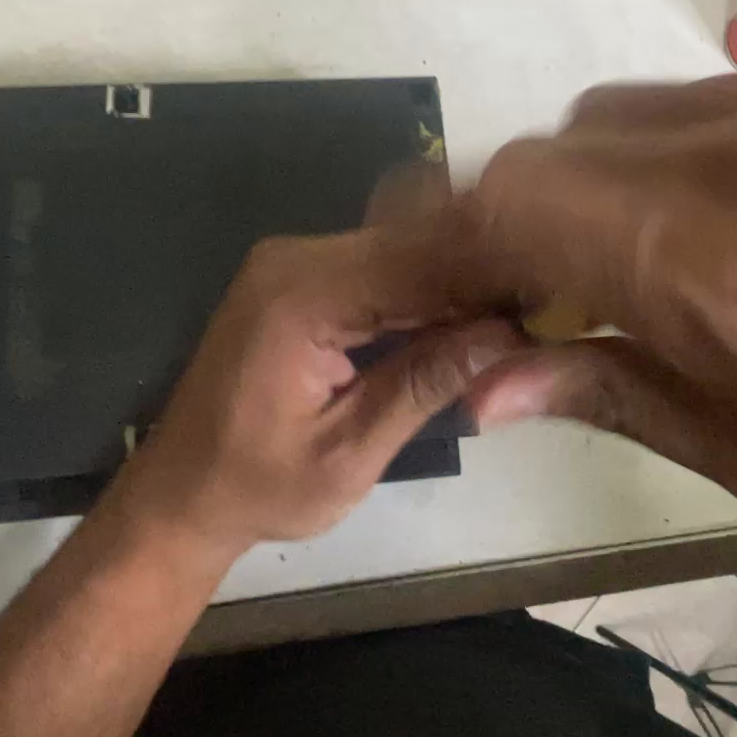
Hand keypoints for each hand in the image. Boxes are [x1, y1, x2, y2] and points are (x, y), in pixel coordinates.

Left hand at [109, 228, 521, 553]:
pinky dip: (423, 292)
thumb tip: (508, 333)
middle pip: (414, 245)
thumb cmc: (257, 488)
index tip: (557, 291)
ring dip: (457, 282)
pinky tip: (466, 317)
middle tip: (548, 305)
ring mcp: (293, 262)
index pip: (421, 263)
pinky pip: (377, 270)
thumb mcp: (349, 452)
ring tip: (522, 310)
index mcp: (302, 297)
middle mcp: (295, 259)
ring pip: (401, 252)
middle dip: (482, 274)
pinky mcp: (298, 278)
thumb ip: (425, 383)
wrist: (180, 491)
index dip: (492, 274)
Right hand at [458, 64, 736, 599]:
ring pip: (602, 116)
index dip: (451, 243)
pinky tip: (699, 210)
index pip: (519, 210)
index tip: (439, 288)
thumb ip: (609, 396)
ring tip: (619, 257)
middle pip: (544, 154)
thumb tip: (480, 389)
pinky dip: (644, 154)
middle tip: (527, 292)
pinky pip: (682, 99)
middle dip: (504, 222)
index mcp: (729, 276)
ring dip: (573, 185)